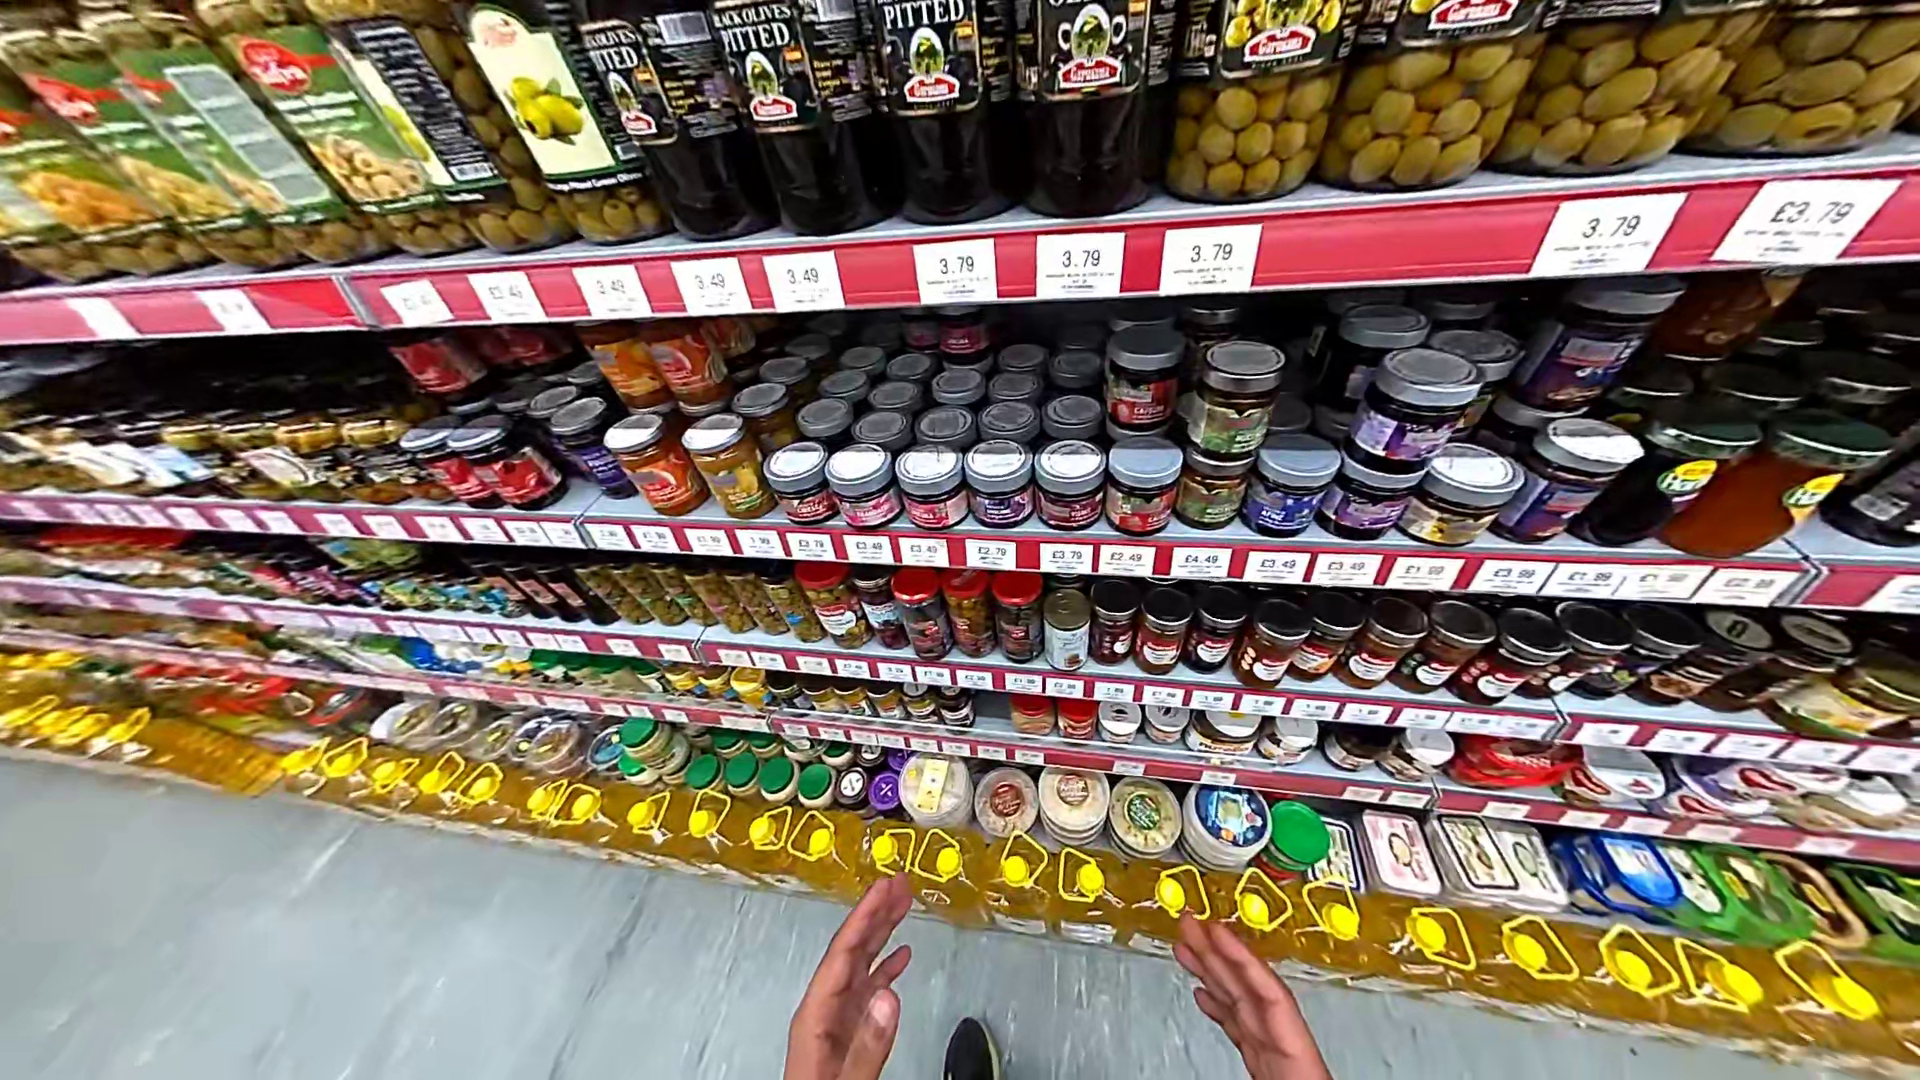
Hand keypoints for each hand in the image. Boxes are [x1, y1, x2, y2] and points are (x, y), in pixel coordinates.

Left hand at [785, 875, 913, 1079]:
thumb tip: (892, 991)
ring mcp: (837, 1019)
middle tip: (900, 882)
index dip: (864, 916)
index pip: (842, 953)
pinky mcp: (848, 1032)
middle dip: (875, 914)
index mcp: (816, 1013)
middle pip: (851, 950)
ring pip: (861, 965)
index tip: (884, 887)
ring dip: (883, 933)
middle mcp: (825, 1008)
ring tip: (905, 905)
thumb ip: (867, 1045)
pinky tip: (903, 956)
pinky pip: (869, 989)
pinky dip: (887, 968)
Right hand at [1176, 915, 1331, 1079]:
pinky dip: (1218, 1004)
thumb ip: (1254, 1045)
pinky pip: (1239, 1027)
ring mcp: (1275, 1055)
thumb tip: (1212, 1009)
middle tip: (1188, 922)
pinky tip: (1202, 991)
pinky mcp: (1265, 1066)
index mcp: (1300, 1055)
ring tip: (1184, 946)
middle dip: (1215, 951)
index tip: (1214, 928)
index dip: (1241, 957)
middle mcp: (1287, 1046)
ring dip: (1210, 970)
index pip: (1271, 993)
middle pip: (1249, 988)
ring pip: (1239, 1002)